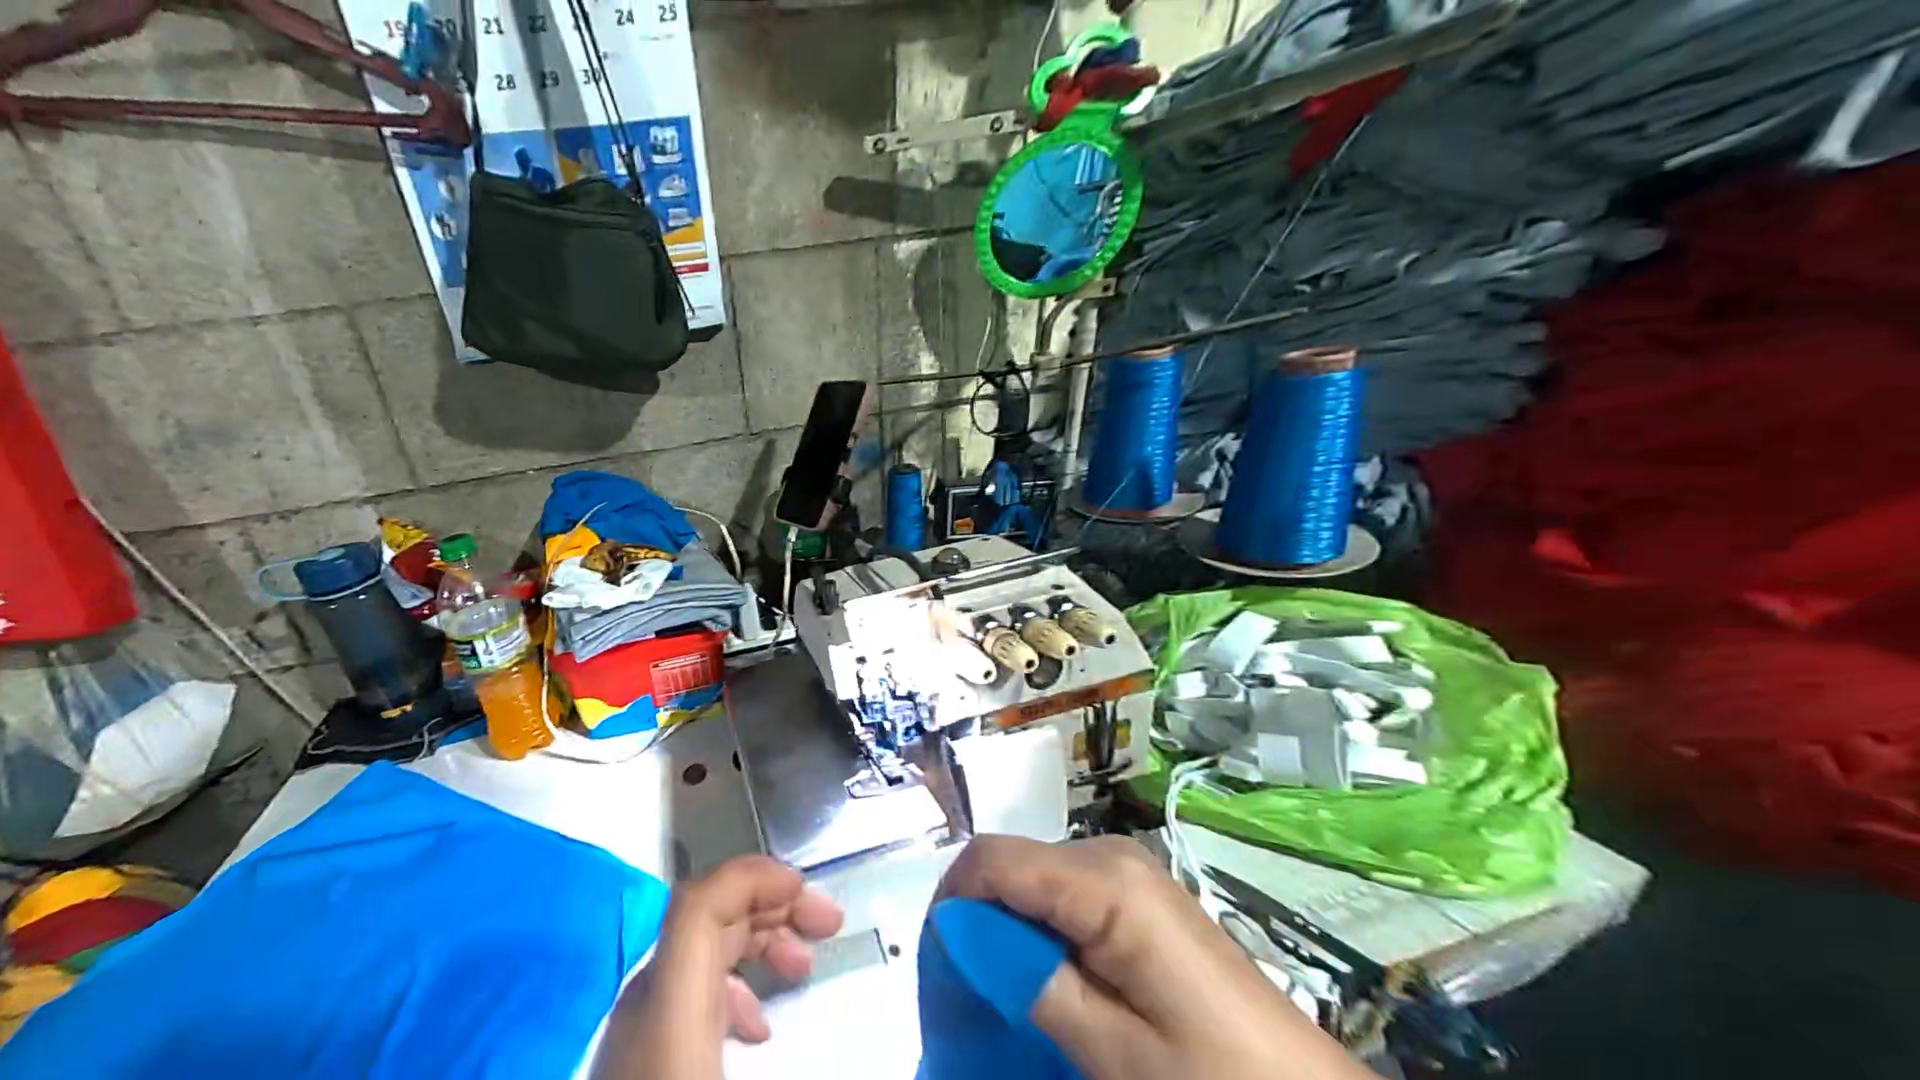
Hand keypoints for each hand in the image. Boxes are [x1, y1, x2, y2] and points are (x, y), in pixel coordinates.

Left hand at [595, 856, 843, 1079]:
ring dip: (760, 940)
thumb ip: (782, 1048)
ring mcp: (641, 1033)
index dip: (756, 879)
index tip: (807, 895)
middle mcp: (647, 1010)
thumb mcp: (715, 1073)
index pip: (699, 903)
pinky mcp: (646, 1059)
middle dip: (775, 905)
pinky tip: (758, 1024)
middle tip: (827, 926)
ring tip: (803, 965)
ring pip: (702, 948)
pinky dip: (737, 982)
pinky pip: (693, 989)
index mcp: (668, 1016)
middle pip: (709, 915)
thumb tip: (879, 1060)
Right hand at [938, 835, 1372, 1079]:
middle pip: (1011, 866)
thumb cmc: (1211, 1078)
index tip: (938, 971)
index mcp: (1104, 881)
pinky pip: (1065, 896)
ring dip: (1007, 931)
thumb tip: (961, 936)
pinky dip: (1040, 933)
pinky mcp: (1138, 893)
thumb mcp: (1111, 1049)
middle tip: (968, 996)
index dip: (952, 904)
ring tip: (1005, 997)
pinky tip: (1050, 984)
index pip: (993, 860)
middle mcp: (1111, 854)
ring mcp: (1128, 871)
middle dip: (977, 921)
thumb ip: (1029, 981)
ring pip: (1034, 880)